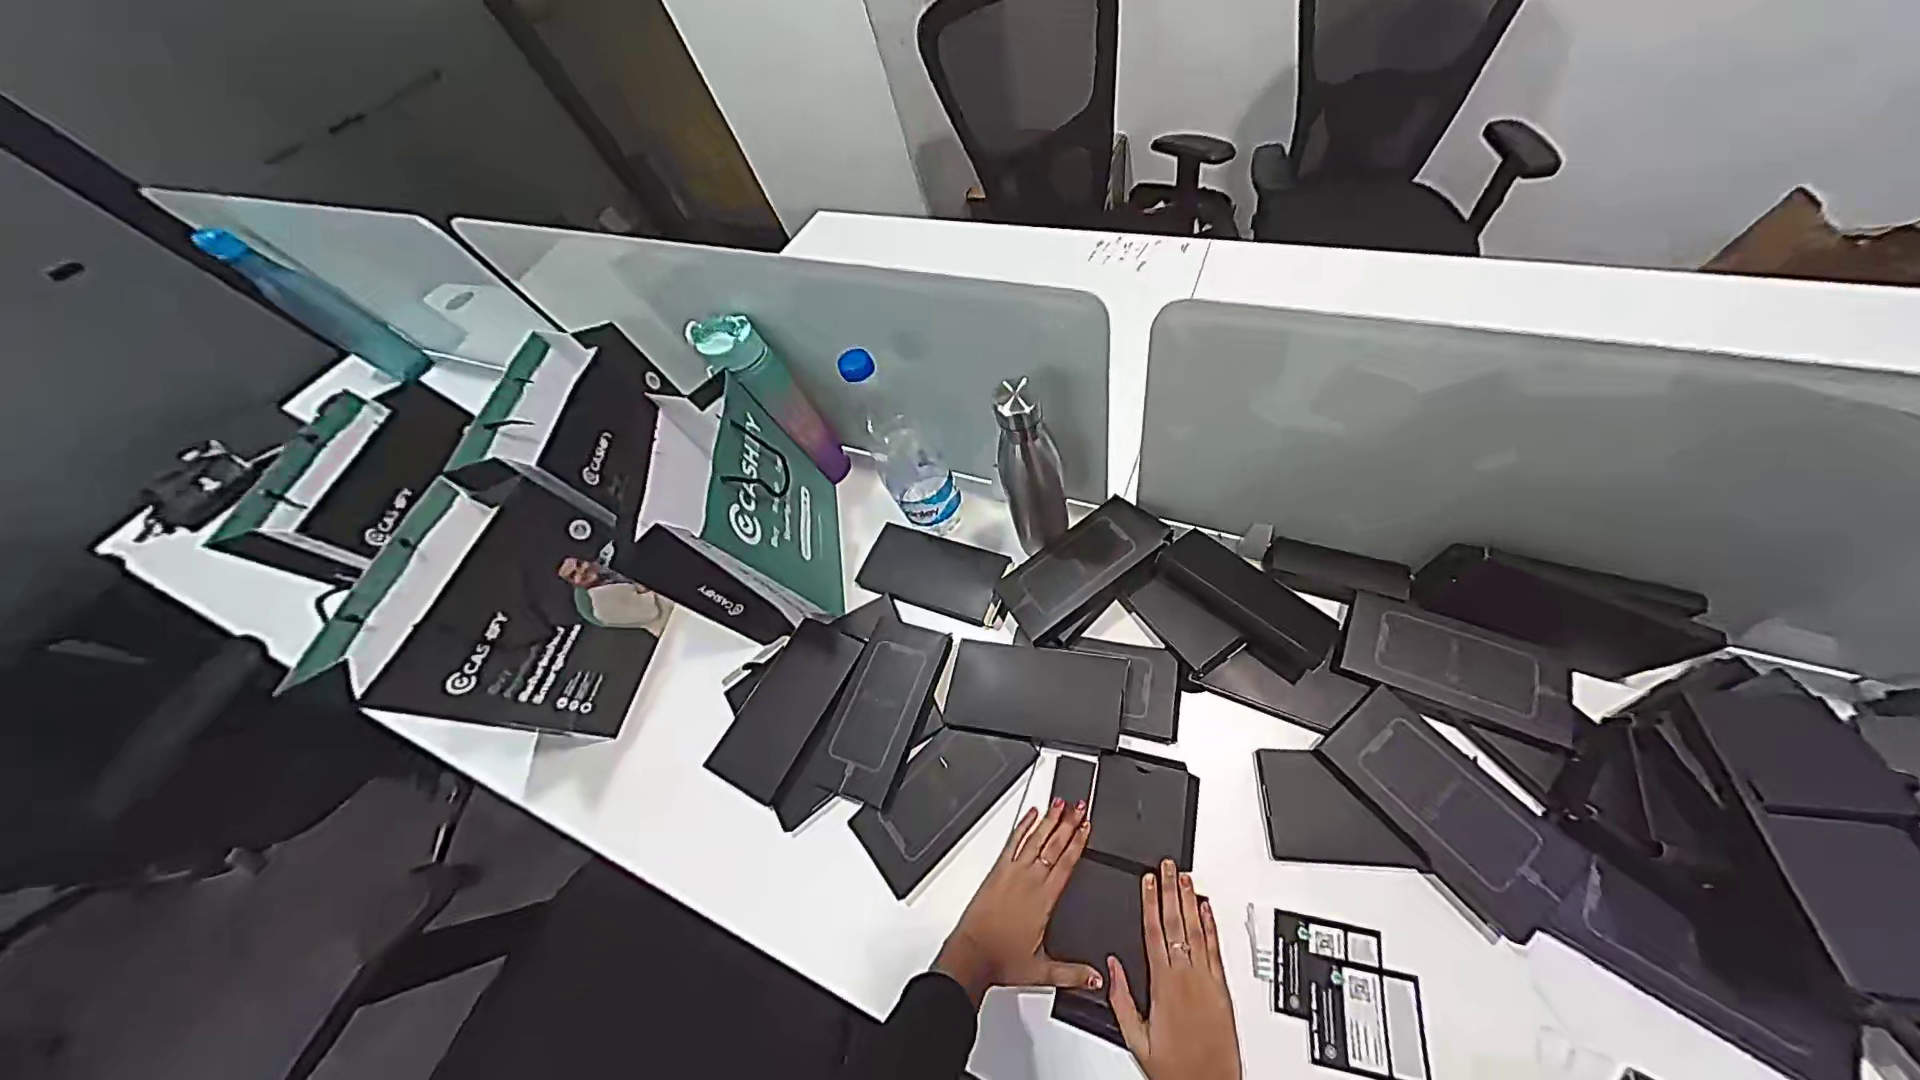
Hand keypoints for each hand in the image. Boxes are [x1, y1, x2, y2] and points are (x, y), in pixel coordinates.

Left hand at [934, 798, 1102, 1006]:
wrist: (972, 955)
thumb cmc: (1002, 959)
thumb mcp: (1043, 971)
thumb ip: (1072, 973)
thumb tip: (1095, 978)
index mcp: (1044, 899)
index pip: (1067, 864)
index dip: (1078, 843)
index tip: (1087, 827)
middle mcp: (1029, 881)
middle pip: (1054, 845)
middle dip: (1068, 824)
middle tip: (1079, 807)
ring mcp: (1012, 873)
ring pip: (1035, 839)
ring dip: (1048, 820)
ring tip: (1058, 803)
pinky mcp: (996, 871)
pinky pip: (1012, 843)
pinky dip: (1022, 827)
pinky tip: (1029, 815)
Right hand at [1106, 860, 1241, 1079]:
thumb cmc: (1175, 1069)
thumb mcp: (1136, 1038)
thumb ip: (1121, 998)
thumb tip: (1112, 966)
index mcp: (1163, 984)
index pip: (1154, 931)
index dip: (1150, 901)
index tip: (1148, 879)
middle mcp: (1186, 977)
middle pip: (1176, 922)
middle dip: (1170, 890)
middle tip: (1168, 866)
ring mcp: (1207, 981)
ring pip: (1197, 930)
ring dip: (1190, 901)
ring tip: (1186, 878)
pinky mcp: (1223, 990)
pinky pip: (1216, 950)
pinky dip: (1211, 926)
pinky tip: (1207, 909)